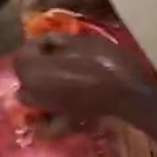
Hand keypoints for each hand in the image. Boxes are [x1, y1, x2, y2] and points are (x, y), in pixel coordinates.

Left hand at [13, 33, 150, 122]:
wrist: (130, 98)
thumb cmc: (108, 67)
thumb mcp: (87, 42)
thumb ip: (62, 40)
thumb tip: (50, 41)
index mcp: (32, 69)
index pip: (26, 49)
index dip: (43, 42)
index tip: (62, 39)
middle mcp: (31, 90)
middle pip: (27, 72)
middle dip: (39, 62)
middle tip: (60, 56)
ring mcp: (46, 107)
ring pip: (33, 93)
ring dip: (42, 83)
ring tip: (61, 75)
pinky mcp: (62, 117)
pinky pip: (48, 111)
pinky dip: (52, 105)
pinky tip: (65, 97)